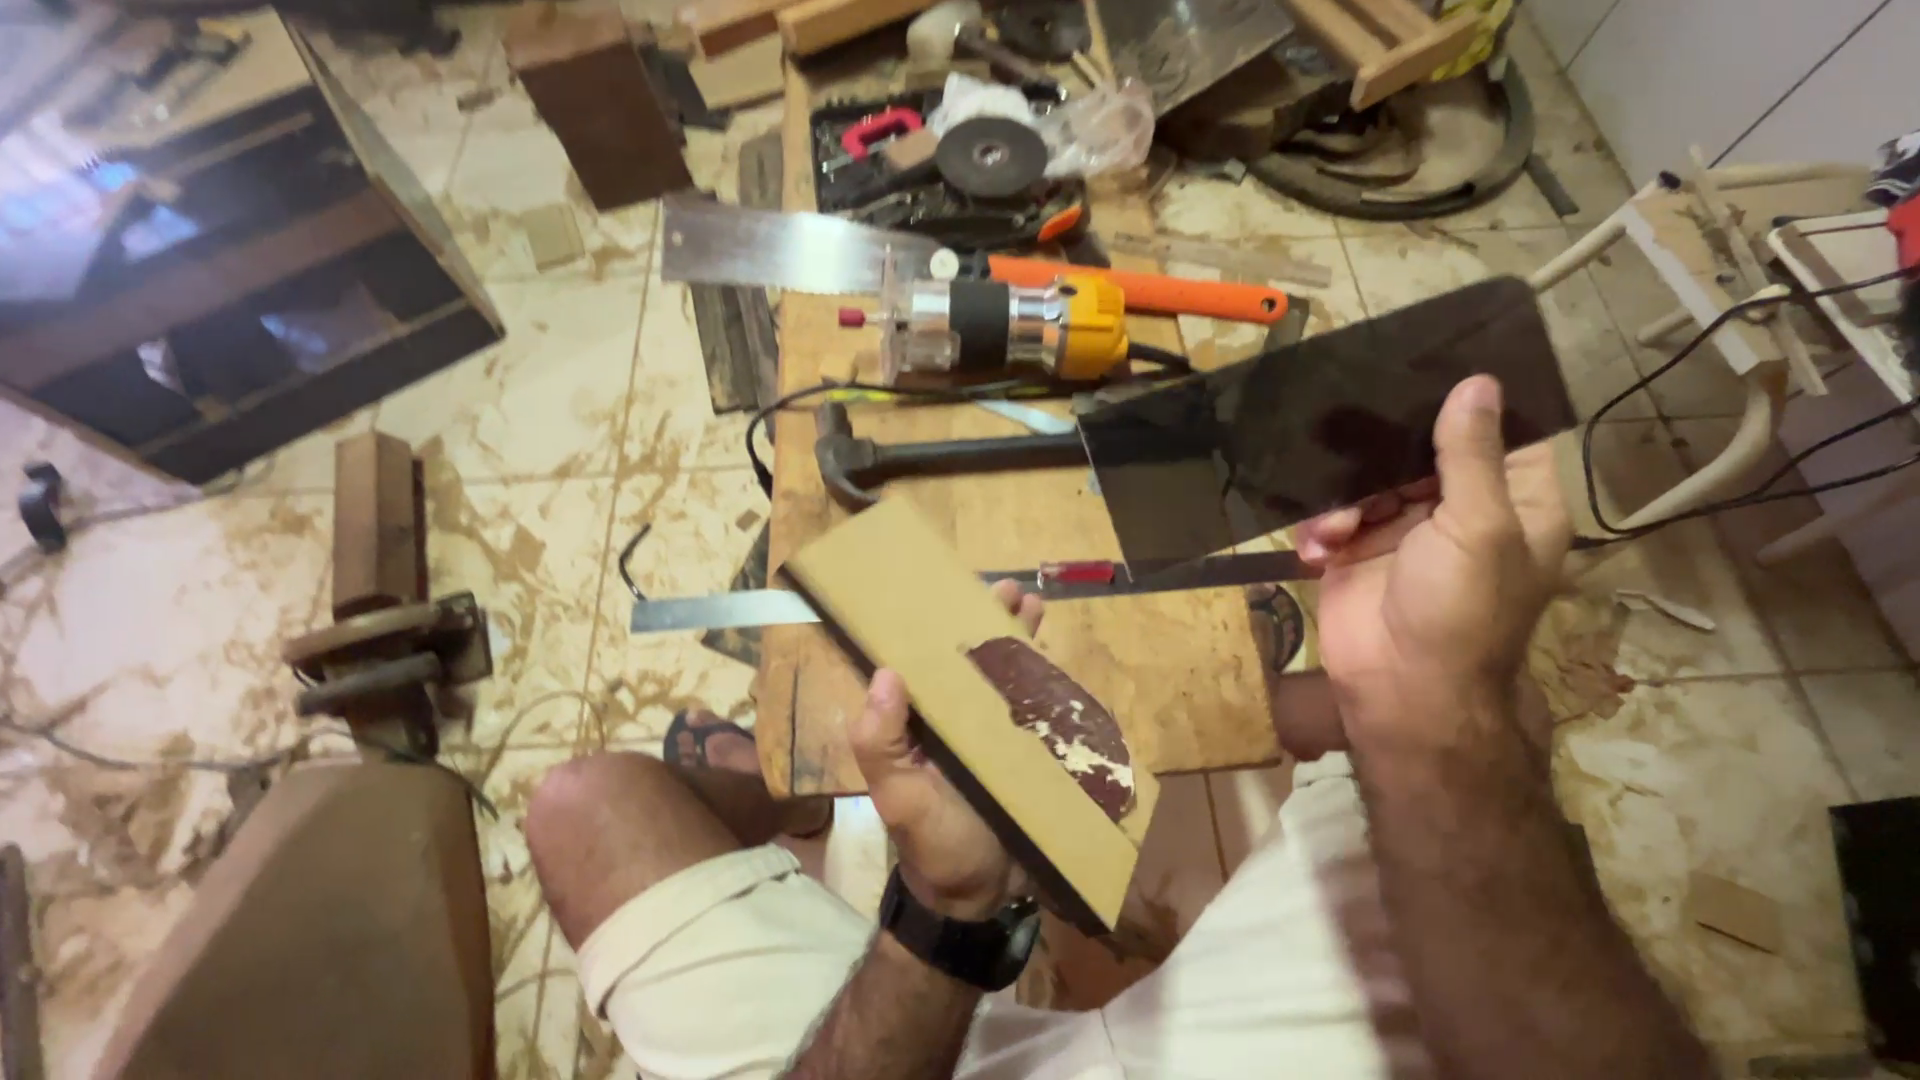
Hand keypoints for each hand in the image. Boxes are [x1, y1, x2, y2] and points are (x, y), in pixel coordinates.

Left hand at [850, 580, 1042, 919]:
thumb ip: (880, 742)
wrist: (982, 899)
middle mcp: (956, 721)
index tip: (955, 592)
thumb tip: (885, 672)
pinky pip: (1041, 709)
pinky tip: (1062, 658)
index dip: (938, 625)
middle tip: (1011, 591)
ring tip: (1035, 606)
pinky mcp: (1030, 754)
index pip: (925, 662)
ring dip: (1022, 641)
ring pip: (1009, 677)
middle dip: (991, 621)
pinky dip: (1051, 682)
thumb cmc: (933, 843)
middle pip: (973, 660)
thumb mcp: (898, 796)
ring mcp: (996, 736)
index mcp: (921, 723)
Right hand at [1292, 375, 1570, 757]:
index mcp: (1511, 502)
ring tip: (1339, 525)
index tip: (1430, 367)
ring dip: (1346, 498)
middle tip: (1352, 428)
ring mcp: (1402, 532)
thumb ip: (1470, 455)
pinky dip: (1321, 529)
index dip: (1471, 405)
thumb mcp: (1478, 526)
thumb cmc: (1459, 609)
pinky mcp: (1354, 552)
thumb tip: (1478, 381)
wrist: (1399, 686)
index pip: (1501, 436)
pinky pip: (1332, 517)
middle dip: (1385, 448)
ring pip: (1368, 481)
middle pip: (1422, 452)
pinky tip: (1318, 549)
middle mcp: (1458, 511)